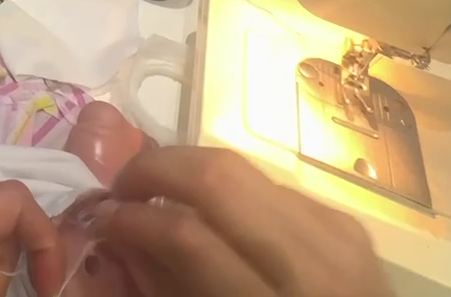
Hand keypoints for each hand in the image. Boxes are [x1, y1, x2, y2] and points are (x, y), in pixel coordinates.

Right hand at [96, 147, 391, 296]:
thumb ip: (170, 290)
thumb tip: (118, 234)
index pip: (189, 236)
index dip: (133, 219)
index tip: (99, 218)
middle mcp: (316, 267)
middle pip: (216, 177)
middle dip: (154, 169)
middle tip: (121, 186)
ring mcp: (340, 240)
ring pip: (241, 166)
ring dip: (186, 169)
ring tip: (156, 189)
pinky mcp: (351, 228)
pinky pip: (271, 184)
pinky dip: (230, 190)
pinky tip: (213, 211)